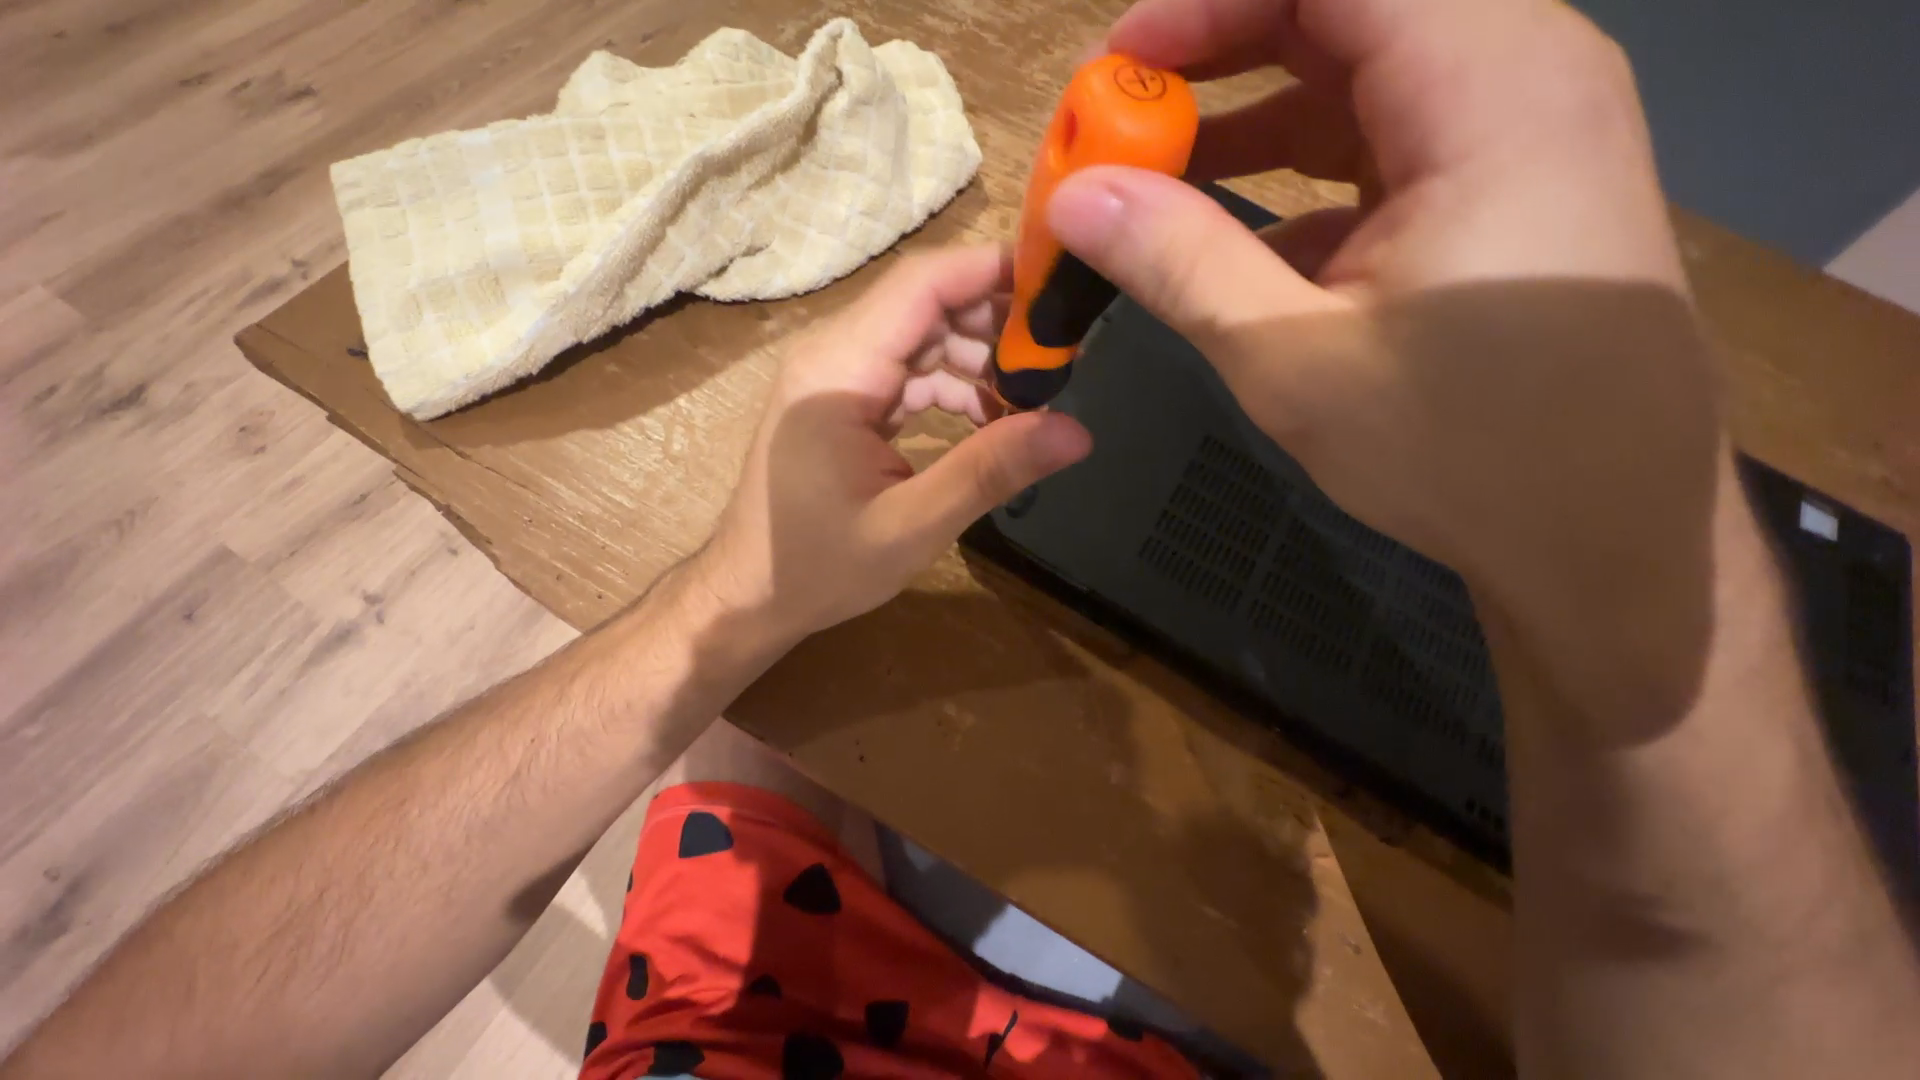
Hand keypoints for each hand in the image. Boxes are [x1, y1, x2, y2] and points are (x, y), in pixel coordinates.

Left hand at [698, 244, 1091, 649]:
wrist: (750, 593)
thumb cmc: (817, 566)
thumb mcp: (910, 527)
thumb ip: (989, 472)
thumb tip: (1077, 432)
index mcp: (838, 371)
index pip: (922, 284)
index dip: (992, 270)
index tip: (1062, 286)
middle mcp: (834, 355)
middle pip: (927, 303)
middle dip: (998, 321)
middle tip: (1064, 356)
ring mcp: (838, 375)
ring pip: (923, 335)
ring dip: (982, 357)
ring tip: (1038, 394)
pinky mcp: (847, 399)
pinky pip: (911, 371)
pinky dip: (956, 386)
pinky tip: (995, 418)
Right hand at [1056, 0, 1729, 714]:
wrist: (1610, 534)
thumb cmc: (1462, 446)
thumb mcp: (1293, 358)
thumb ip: (1177, 261)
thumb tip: (1072, 200)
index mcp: (1486, 85)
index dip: (1209, 4)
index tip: (1117, 68)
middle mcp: (1520, 78)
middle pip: (1349, 13)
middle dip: (1222, 55)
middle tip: (1125, 121)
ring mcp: (1522, 138)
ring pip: (1366, 82)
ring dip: (1256, 121)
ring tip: (1160, 176)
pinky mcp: (1509, 197)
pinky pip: (1391, 148)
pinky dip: (1306, 177)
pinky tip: (1243, 240)